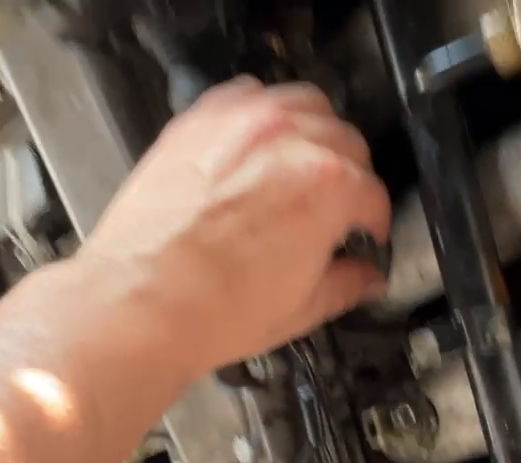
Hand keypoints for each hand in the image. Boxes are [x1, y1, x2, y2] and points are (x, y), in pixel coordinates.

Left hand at [73, 77, 390, 373]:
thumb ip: (347, 283)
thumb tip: (365, 277)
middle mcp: (288, 141)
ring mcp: (241, 123)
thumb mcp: (305, 307)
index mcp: (327, 187)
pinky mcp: (199, 121)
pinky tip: (264, 147)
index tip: (368, 234)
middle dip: (354, 176)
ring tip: (309, 168)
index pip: (374, 192)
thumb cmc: (216, 307)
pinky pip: (249, 95)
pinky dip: (267, 115)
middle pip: (347, 140)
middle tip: (343, 207)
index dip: (376, 221)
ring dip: (317, 134)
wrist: (144, 302)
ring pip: (305, 104)